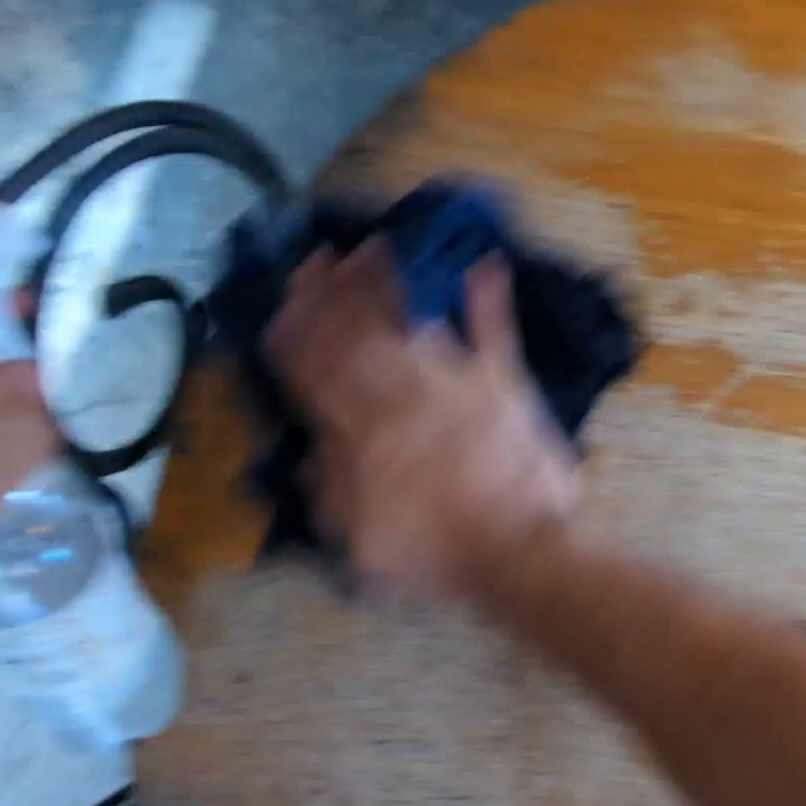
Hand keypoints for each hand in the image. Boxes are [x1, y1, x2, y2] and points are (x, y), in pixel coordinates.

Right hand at [265, 240, 577, 598]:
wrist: (520, 552)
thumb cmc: (439, 555)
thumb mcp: (363, 543)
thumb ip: (330, 492)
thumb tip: (308, 453)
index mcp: (363, 435)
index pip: (318, 372)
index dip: (297, 336)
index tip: (284, 305)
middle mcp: (403, 397)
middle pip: (357, 336)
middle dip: (331, 295)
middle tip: (315, 260)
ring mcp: (457, 384)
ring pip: (412, 323)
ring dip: (387, 285)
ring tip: (369, 249)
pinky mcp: (504, 385)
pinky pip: (495, 334)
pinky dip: (490, 301)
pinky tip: (486, 265)